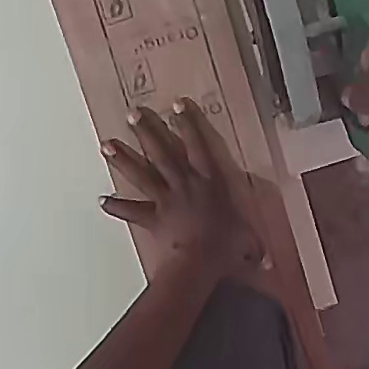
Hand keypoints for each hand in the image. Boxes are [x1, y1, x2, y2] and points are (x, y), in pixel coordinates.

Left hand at [100, 99, 260, 273]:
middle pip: (162, 152)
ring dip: (123, 159)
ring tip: (107, 144)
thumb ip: (253, 244)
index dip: (188, 124)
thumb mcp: (249, 241)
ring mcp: (166, 200)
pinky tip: (102, 200)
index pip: (198, 146)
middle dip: (147, 131)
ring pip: (141, 174)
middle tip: (133, 113)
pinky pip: (132, 211)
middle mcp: (185, 185)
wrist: (201, 263)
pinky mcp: (152, 218)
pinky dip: (117, 206)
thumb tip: (265, 260)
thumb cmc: (227, 247)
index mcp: (209, 182)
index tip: (177, 105)